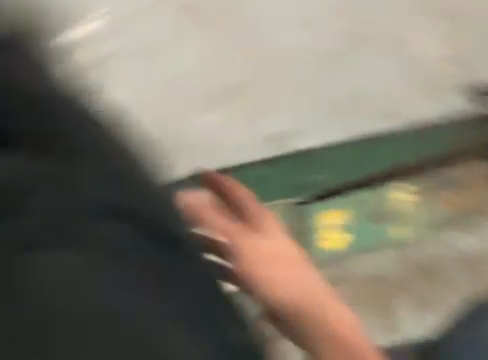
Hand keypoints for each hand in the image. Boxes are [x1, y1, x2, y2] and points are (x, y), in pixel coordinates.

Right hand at [176, 170, 373, 355]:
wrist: (307, 315)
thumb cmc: (275, 271)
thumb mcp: (240, 241)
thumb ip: (212, 218)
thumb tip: (183, 193)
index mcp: (259, 217)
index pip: (235, 190)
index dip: (217, 180)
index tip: (196, 172)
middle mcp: (259, 232)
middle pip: (230, 215)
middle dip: (208, 210)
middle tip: (180, 207)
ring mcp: (260, 256)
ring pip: (229, 241)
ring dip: (208, 238)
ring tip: (182, 238)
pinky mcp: (259, 281)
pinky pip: (232, 266)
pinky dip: (216, 263)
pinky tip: (200, 268)